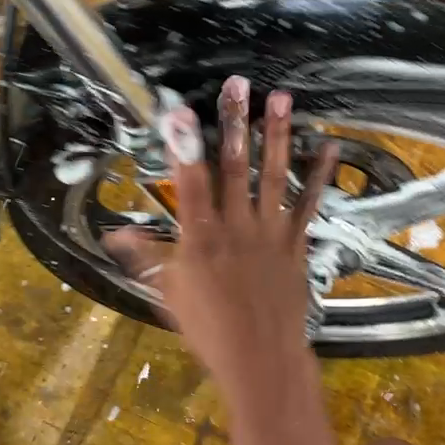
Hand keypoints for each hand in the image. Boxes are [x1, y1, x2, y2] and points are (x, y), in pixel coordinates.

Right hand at [107, 77, 338, 387]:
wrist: (262, 359)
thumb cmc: (210, 329)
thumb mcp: (169, 294)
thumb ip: (146, 257)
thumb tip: (114, 232)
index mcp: (201, 238)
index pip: (190, 182)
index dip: (184, 145)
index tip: (180, 111)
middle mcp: (236, 226)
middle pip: (235, 166)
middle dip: (234, 122)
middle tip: (237, 85)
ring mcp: (270, 232)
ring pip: (273, 175)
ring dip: (277, 134)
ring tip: (281, 98)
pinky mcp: (296, 242)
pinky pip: (309, 203)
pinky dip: (320, 175)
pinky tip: (329, 146)